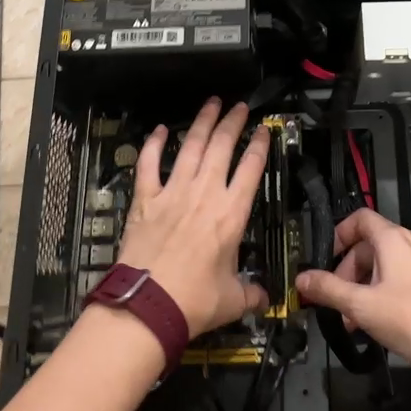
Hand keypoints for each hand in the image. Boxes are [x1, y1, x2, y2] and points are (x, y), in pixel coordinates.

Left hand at [114, 99, 270, 336]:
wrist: (147, 307)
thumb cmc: (193, 302)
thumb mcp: (232, 300)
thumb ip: (251, 293)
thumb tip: (264, 297)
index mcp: (231, 214)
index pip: (252, 168)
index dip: (260, 145)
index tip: (264, 130)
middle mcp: (204, 194)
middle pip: (222, 146)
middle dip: (233, 122)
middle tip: (239, 107)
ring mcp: (173, 192)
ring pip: (191, 146)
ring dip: (202, 122)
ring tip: (212, 104)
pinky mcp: (145, 199)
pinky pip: (149, 164)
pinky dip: (154, 145)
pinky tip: (159, 130)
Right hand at [295, 208, 410, 375]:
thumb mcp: (362, 306)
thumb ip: (328, 290)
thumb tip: (301, 279)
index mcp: (392, 238)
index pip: (359, 219)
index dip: (338, 235)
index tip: (323, 261)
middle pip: (370, 246)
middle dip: (348, 273)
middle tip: (338, 305)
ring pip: (386, 265)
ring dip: (365, 287)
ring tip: (356, 322)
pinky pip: (403, 277)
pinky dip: (385, 292)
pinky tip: (381, 323)